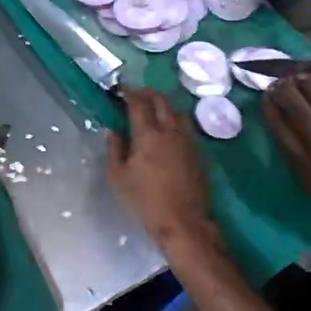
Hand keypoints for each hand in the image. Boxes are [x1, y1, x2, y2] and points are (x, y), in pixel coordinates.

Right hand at [106, 87, 216, 247]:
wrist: (183, 222)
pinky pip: (185, 126)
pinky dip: (174, 120)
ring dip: (164, 105)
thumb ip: (114, 148)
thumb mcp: (118, 176)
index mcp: (148, 134)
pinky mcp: (197, 152)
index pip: (139, 103)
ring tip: (153, 109)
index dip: (129, 92)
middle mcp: (170, 131)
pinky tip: (167, 129)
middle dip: (148, 93)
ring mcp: (187, 140)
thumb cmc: (145, 200)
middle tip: (136, 94)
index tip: (121, 88)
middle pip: (161, 101)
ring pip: (177, 112)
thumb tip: (112, 129)